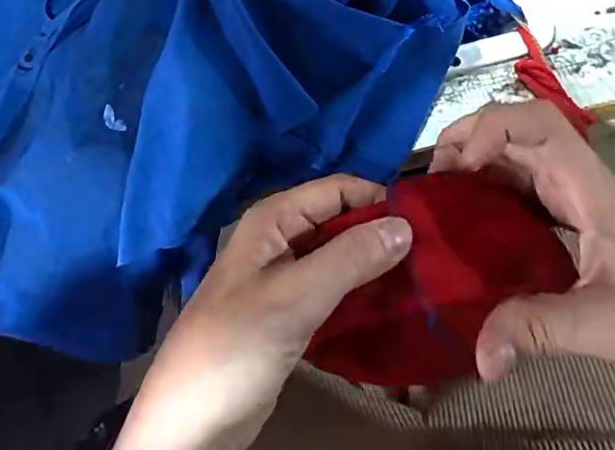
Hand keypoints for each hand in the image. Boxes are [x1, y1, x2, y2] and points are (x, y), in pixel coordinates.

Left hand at [115, 175, 412, 449]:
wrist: (188, 429)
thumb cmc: (235, 346)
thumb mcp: (295, 298)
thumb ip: (350, 258)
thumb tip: (406, 225)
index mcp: (275, 218)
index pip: (338, 190)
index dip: (378, 200)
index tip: (422, 224)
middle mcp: (281, 239)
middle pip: (341, 222)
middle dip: (380, 235)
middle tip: (427, 257)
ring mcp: (286, 278)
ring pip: (341, 257)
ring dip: (374, 266)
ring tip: (418, 281)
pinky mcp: (292, 314)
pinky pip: (334, 290)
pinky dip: (360, 294)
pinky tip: (390, 306)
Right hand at [432, 101, 614, 449]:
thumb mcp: (609, 326)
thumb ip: (539, 330)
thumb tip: (477, 352)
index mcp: (589, 185)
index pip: (537, 123)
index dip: (490, 127)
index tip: (457, 166)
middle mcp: (583, 179)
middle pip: (521, 130)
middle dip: (473, 138)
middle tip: (434, 177)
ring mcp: (584, 197)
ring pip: (524, 157)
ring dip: (483, 162)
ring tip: (445, 196)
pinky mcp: (585, 218)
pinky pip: (531, 188)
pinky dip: (499, 191)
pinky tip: (481, 224)